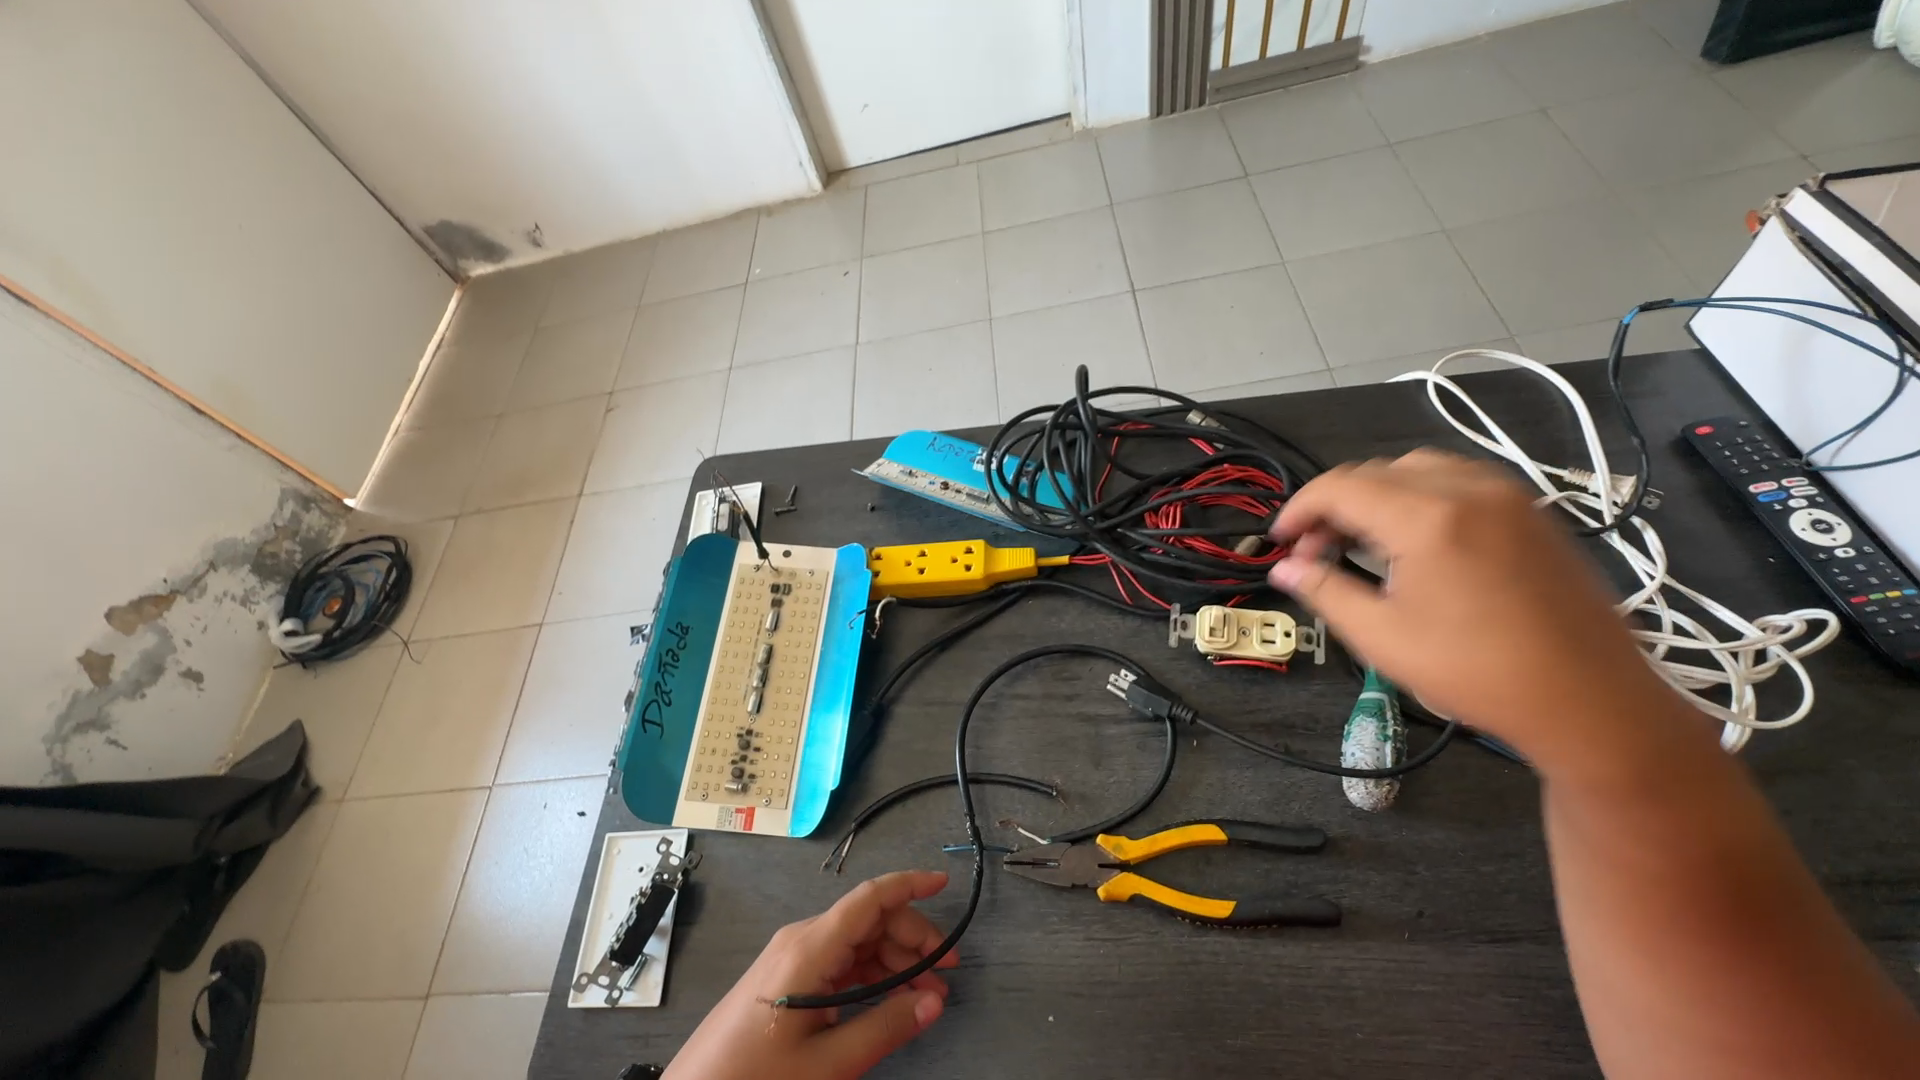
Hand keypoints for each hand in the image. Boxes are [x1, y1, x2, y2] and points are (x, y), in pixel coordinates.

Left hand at [665, 870, 955, 1079]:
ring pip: (859, 942)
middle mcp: (803, 940)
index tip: (944, 883)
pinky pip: (842, 962)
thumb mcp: (828, 1062)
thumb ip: (885, 1027)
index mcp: (811, 947)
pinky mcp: (790, 977)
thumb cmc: (758, 1075)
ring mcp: (795, 958)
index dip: (909, 884)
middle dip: (913, 938)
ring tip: (928, 994)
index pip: (869, 898)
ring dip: (897, 961)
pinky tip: (894, 999)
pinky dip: (874, 975)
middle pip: (870, 920)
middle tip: (948, 973)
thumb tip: (935, 1000)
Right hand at [1267, 449, 1690, 765]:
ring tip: (1364, 543)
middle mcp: (1469, 489)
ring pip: (1420, 469)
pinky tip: (1417, 540)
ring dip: (1378, 495)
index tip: (1281, 541)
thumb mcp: (1382, 637)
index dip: (1300, 509)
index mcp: (1427, 517)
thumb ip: (1325, 591)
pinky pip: (1461, 481)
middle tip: (1318, 551)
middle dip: (1336, 504)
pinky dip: (1422, 496)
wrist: (1591, 701)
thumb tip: (1285, 568)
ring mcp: (1508, 496)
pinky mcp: (1533, 512)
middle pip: (1377, 471)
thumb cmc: (1476, 672)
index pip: (1340, 487)